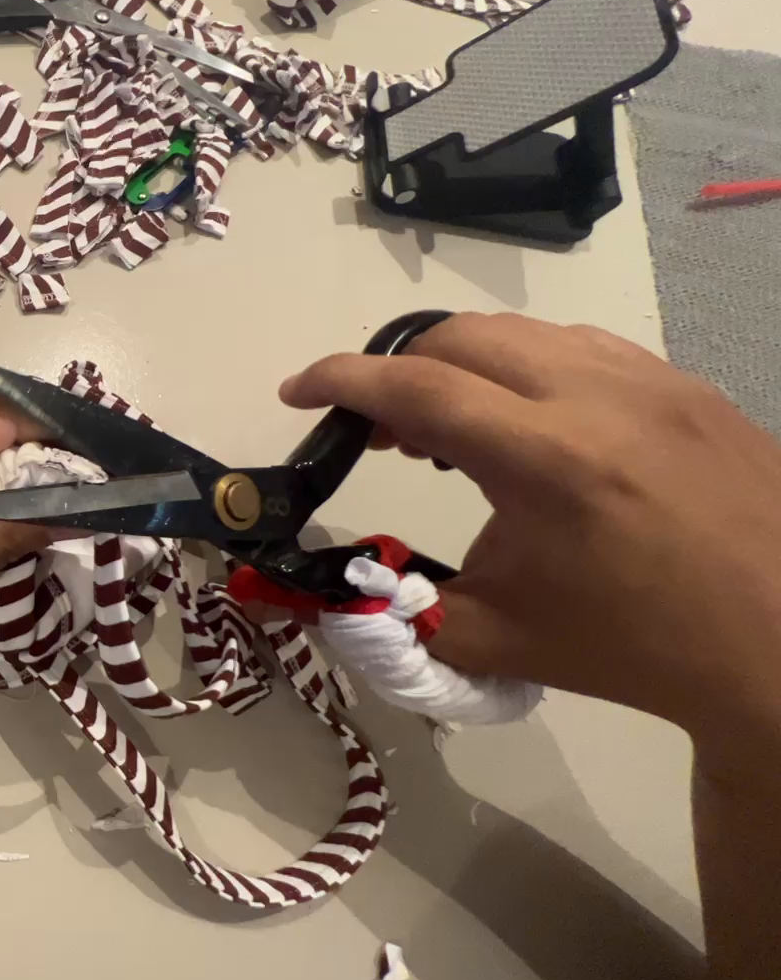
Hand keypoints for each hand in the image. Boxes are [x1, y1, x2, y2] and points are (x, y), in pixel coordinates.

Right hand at [280, 313, 780, 765]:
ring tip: (441, 430)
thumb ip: (388, 603)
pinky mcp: (687, 390)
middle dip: (392, 369)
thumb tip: (327, 589)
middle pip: (460, 338)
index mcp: (547, 463)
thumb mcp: (481, 636)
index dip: (337, 379)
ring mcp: (655, 386)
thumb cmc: (631, 647)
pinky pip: (573, 346)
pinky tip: (514, 424)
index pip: (416, 387)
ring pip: (518, 332)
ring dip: (452, 366)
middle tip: (373, 430)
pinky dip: (513, 368)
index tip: (294, 393)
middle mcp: (602, 401)